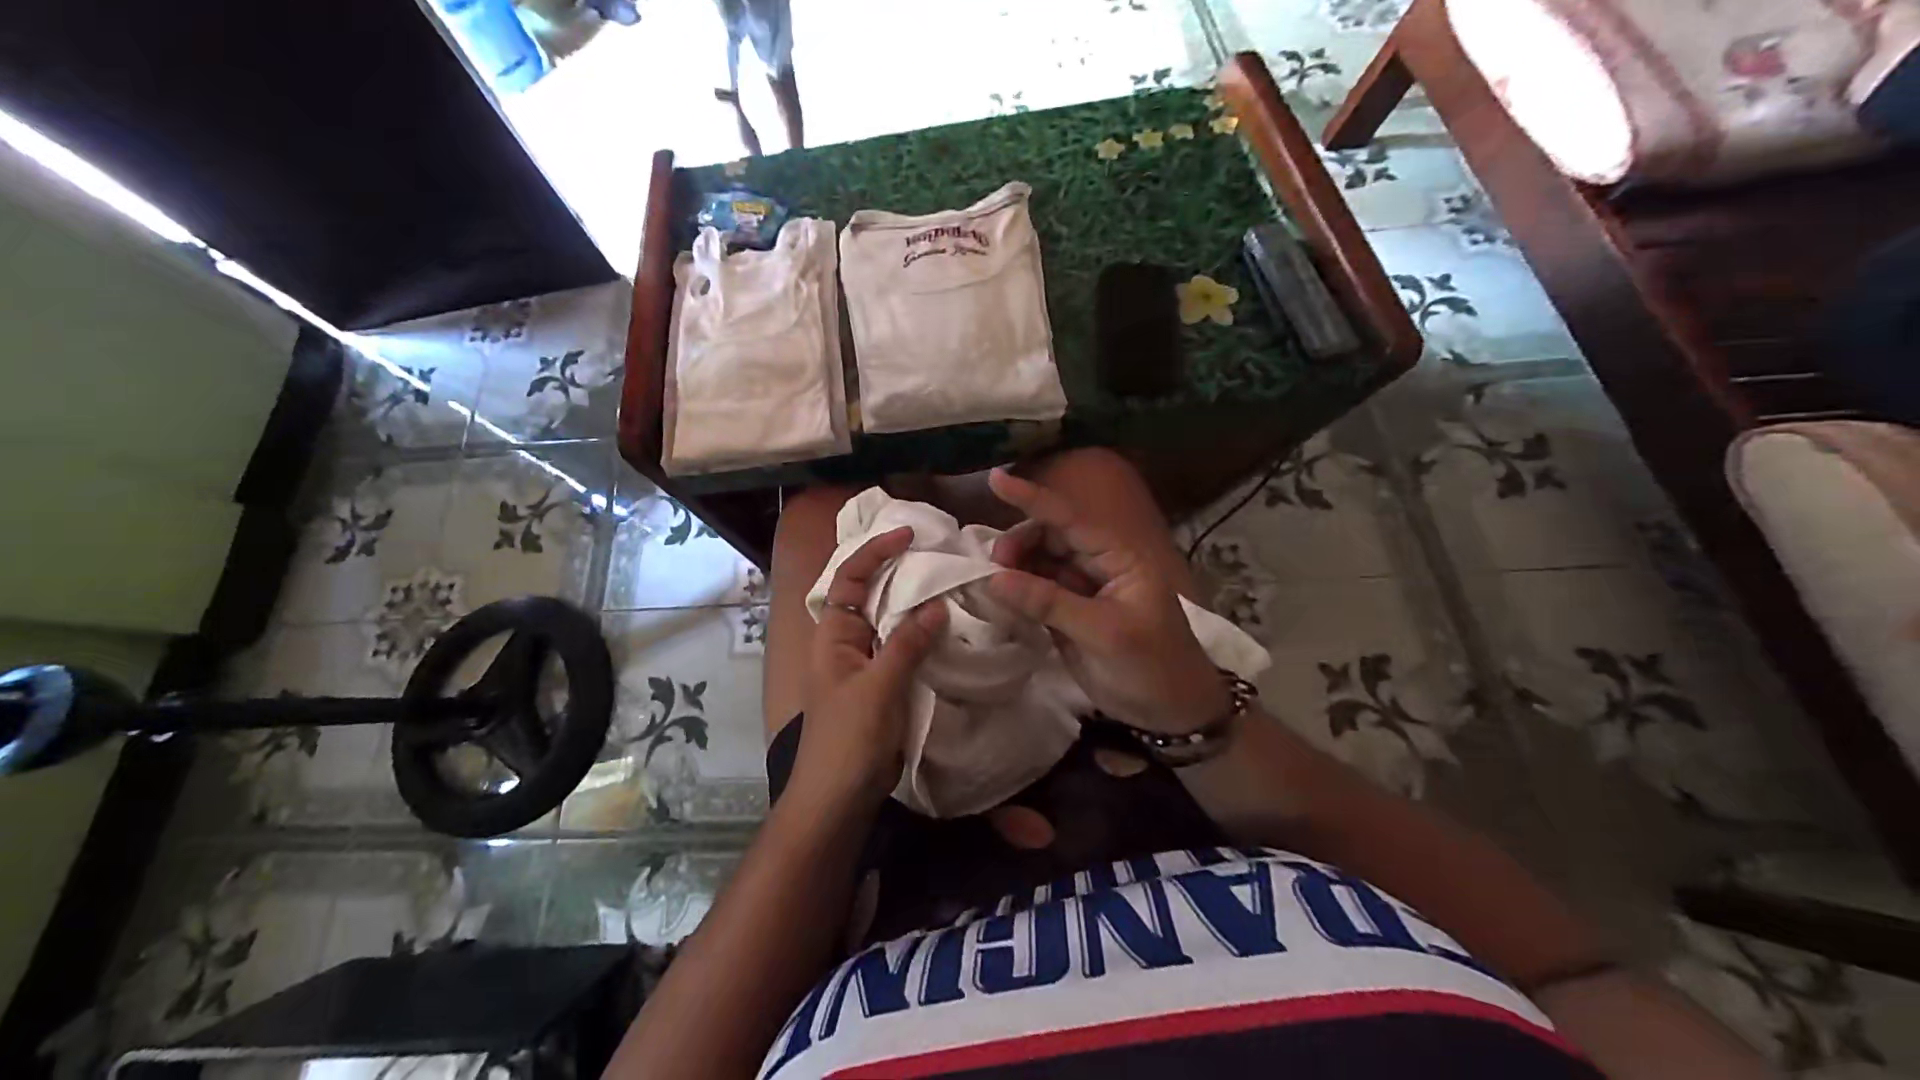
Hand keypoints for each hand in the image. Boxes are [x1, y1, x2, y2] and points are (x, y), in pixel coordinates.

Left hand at [793, 527, 946, 807]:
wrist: (838, 798)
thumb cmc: (849, 740)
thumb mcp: (879, 687)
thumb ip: (906, 644)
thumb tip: (937, 606)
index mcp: (833, 634)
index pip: (850, 576)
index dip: (875, 551)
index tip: (910, 535)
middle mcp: (847, 641)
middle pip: (871, 593)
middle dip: (901, 572)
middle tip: (940, 556)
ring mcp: (865, 663)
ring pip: (890, 621)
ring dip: (915, 603)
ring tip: (951, 585)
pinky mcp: (882, 684)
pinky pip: (902, 647)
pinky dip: (922, 634)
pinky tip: (948, 629)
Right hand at [986, 468, 1229, 732]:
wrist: (1173, 713)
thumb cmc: (1152, 665)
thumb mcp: (1104, 633)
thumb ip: (1049, 603)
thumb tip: (994, 579)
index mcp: (1118, 557)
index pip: (1070, 519)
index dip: (1033, 499)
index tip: (996, 479)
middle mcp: (1097, 566)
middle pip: (1049, 539)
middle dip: (1019, 544)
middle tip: (993, 567)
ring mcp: (1081, 591)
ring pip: (1039, 566)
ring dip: (1013, 569)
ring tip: (990, 584)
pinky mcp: (1068, 617)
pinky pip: (1036, 595)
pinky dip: (1016, 595)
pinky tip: (998, 600)